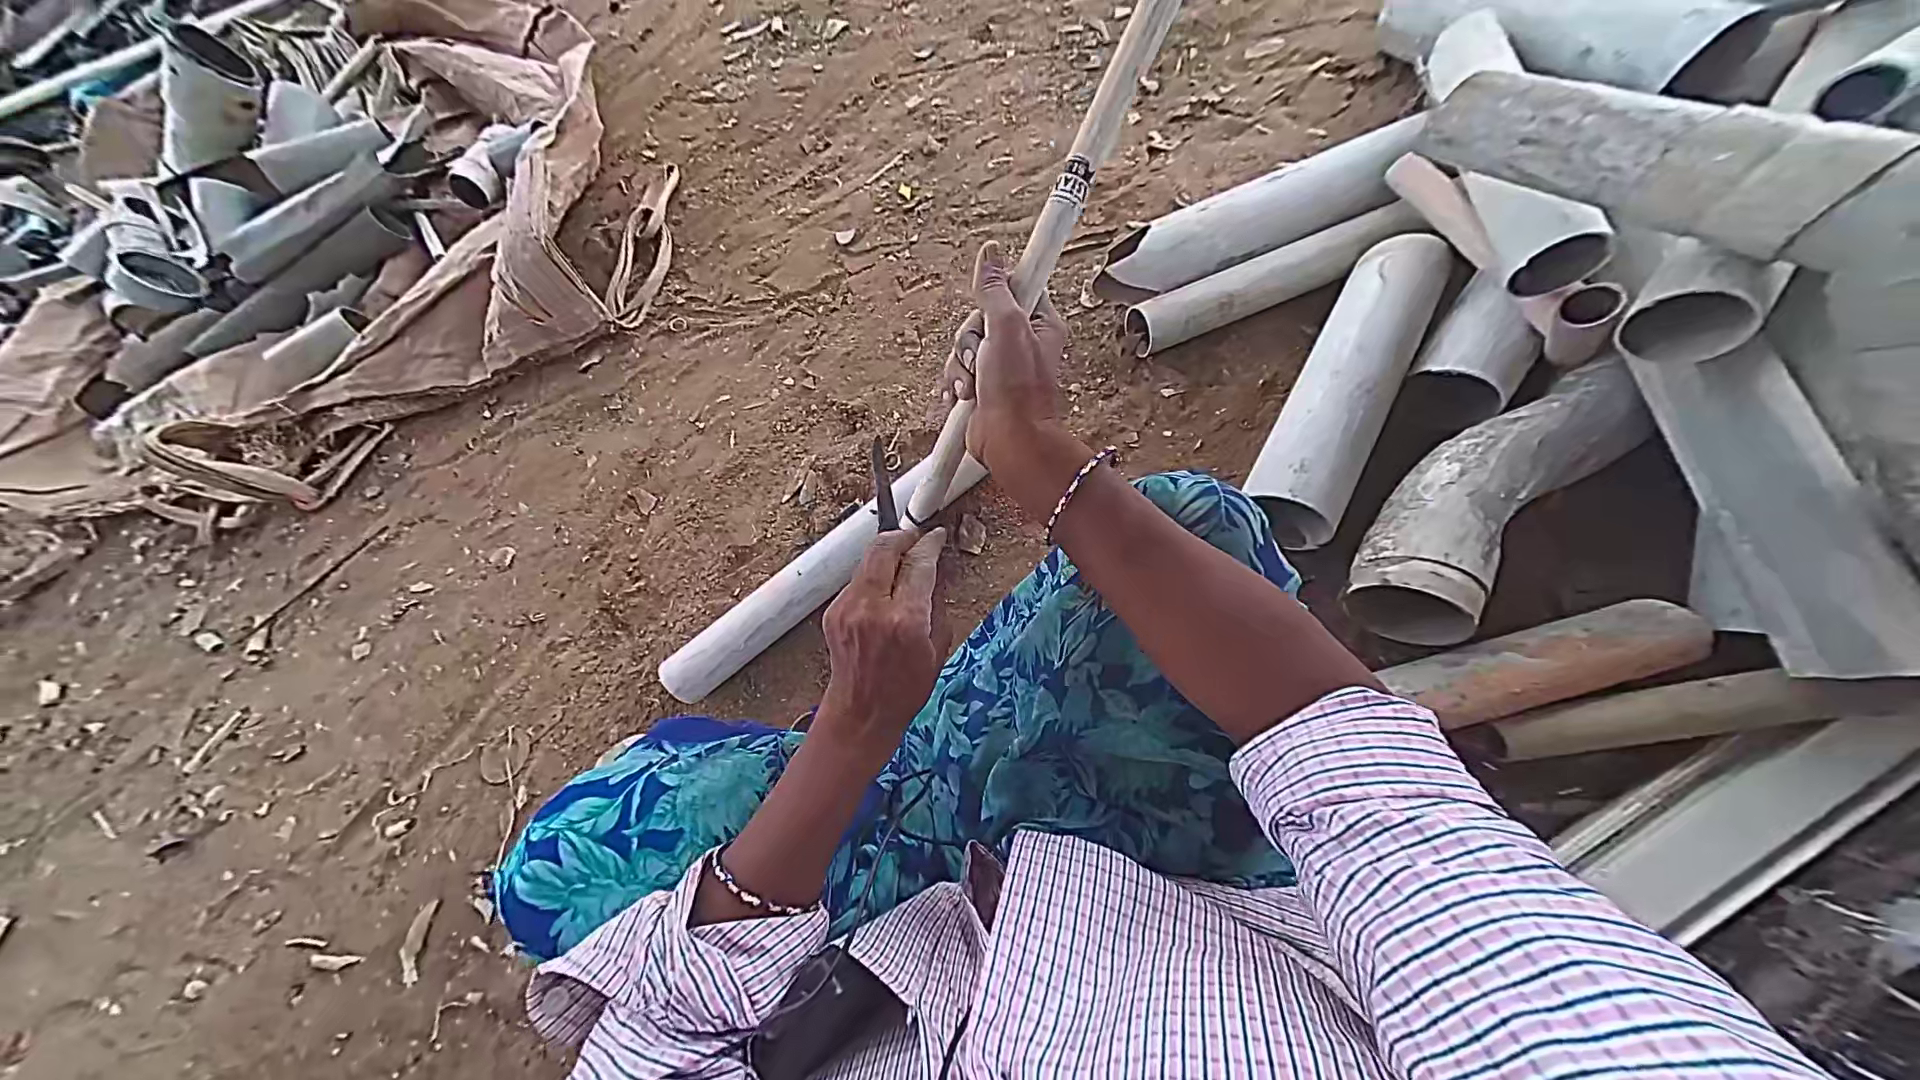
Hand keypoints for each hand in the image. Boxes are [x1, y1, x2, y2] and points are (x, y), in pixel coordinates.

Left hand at [814, 527, 947, 765]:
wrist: (862, 713)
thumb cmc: (905, 689)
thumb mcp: (938, 646)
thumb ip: (937, 600)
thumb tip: (939, 567)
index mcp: (905, 620)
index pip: (918, 563)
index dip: (930, 544)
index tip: (937, 537)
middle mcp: (872, 609)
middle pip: (884, 548)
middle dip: (903, 536)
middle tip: (917, 538)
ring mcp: (847, 609)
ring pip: (867, 559)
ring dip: (888, 554)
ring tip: (904, 562)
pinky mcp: (833, 612)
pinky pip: (857, 580)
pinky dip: (874, 576)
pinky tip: (886, 589)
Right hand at [941, 241, 1068, 471]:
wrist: (1009, 440)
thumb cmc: (1018, 390)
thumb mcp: (1007, 326)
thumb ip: (995, 289)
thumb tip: (990, 253)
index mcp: (1039, 323)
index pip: (1012, 288)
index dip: (994, 296)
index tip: (989, 308)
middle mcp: (1021, 342)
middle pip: (979, 317)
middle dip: (969, 339)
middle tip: (980, 357)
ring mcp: (1000, 365)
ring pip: (964, 346)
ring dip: (960, 365)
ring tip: (972, 385)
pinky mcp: (982, 385)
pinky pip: (957, 371)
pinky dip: (955, 382)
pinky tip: (961, 395)